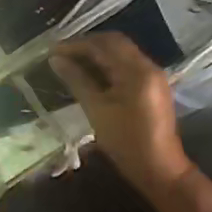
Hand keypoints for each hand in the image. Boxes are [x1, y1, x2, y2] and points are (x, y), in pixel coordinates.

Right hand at [50, 32, 193, 193]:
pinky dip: (107, 65)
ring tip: (70, 62)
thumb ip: (76, 80)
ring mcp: (153, 76)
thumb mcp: (96, 109)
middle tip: (61, 54)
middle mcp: (148, 67)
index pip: (105, 44)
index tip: (53, 50)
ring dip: (97, 54)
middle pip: (115, 44)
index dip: (77, 44)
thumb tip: (56, 60)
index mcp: (137, 71)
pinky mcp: (152, 87)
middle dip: (87, 45)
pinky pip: (127, 66)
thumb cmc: (125, 141)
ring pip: (121, 54)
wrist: (158, 168)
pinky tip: (89, 74)